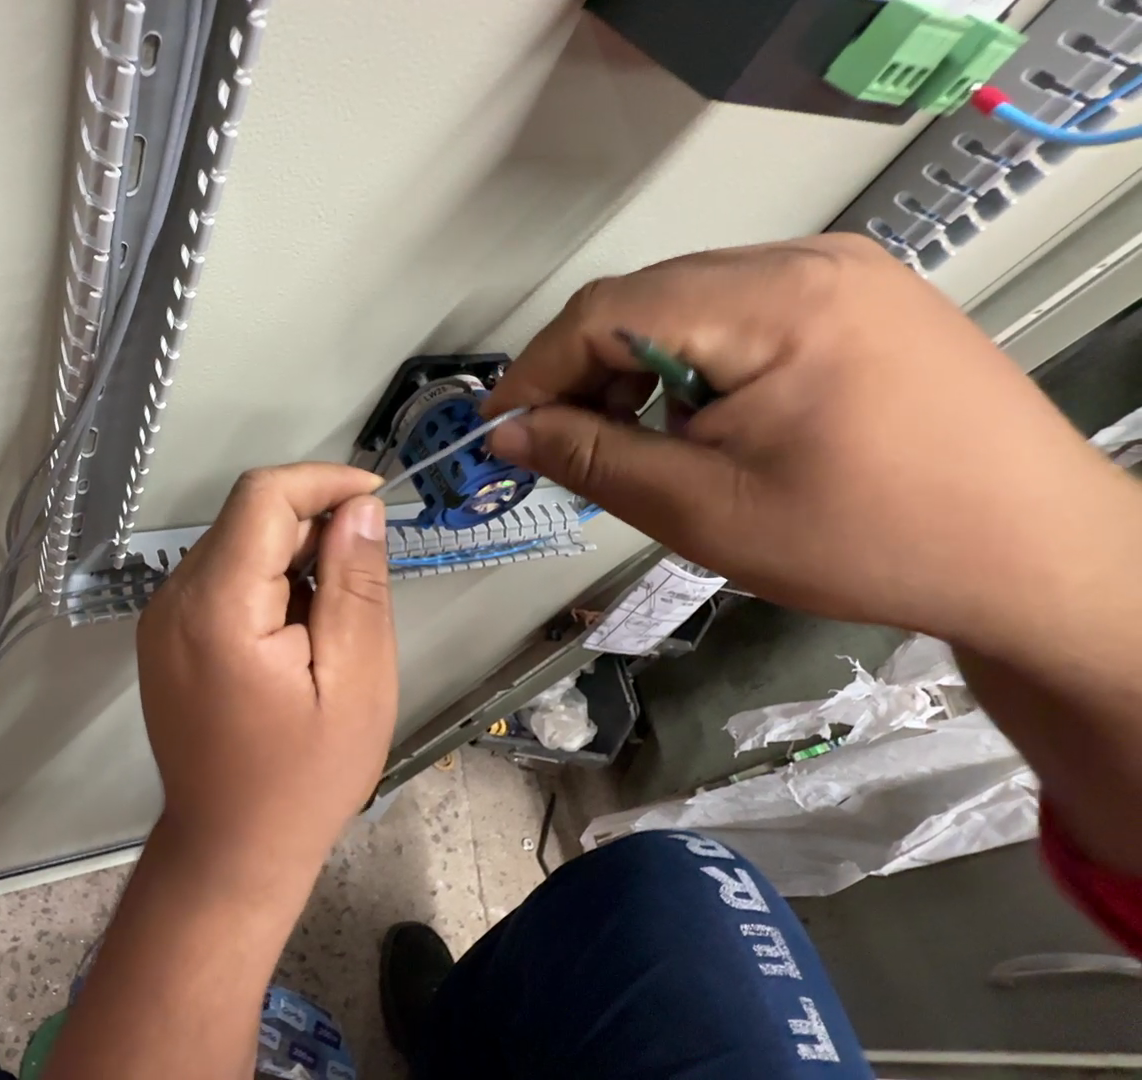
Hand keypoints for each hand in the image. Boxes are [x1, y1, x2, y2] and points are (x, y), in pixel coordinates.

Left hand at [135, 464, 395, 875]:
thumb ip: (355, 584)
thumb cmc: (303, 779)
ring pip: (232, 546)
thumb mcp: (355, 682)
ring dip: (288, 559)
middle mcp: (172, 600)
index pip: (262, 496)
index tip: (375, 502)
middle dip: (310, 528)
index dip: (322, 482)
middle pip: (245, 518)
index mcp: (215, 606)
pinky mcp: (163, 638)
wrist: (229, 850)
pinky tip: (292, 638)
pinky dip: (261, 585)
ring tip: (326, 626)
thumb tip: (358, 507)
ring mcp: (159, 620)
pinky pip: (216, 581)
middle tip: (360, 583)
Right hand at [482, 235, 1138, 653]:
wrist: (1037, 559)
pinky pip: (732, 311)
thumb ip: (588, 458)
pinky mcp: (858, 297)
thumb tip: (506, 432)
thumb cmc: (865, 541)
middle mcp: (808, 262)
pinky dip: (684, 361)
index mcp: (774, 304)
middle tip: (561, 445)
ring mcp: (842, 272)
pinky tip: (695, 417)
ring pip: (680, 303)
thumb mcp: (699, 509)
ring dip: (630, 367)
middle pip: (640, 299)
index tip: (500, 433)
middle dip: (580, 372)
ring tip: (631, 439)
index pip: (605, 313)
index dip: (536, 372)